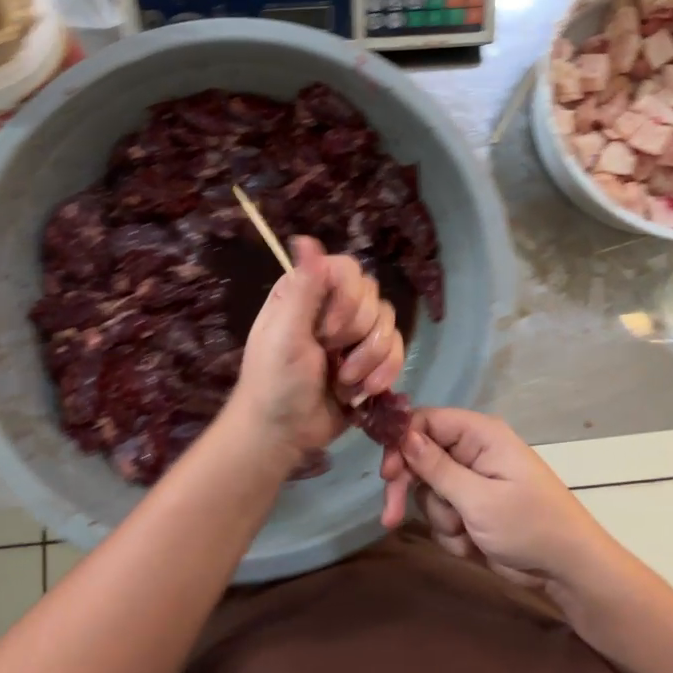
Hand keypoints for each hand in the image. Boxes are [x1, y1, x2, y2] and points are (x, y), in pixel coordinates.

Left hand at [225, 236, 406, 461]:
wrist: (283, 434)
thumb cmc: (275, 382)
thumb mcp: (285, 334)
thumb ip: (302, 287)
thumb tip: (305, 238)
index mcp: (305, 292)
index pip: (348, 270)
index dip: (347, 299)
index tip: (327, 330)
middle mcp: (331, 306)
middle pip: (372, 297)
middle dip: (357, 335)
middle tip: (331, 358)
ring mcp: (354, 334)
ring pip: (389, 324)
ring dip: (370, 359)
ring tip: (344, 382)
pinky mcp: (370, 360)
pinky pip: (397, 350)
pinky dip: (384, 373)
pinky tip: (363, 392)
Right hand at [380, 408, 615, 592]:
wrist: (567, 570)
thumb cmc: (530, 526)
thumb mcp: (479, 499)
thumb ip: (437, 468)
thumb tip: (404, 436)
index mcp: (481, 434)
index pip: (425, 421)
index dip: (401, 443)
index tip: (387, 475)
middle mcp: (474, 450)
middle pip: (419, 456)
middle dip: (411, 489)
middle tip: (392, 517)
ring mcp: (473, 480)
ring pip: (428, 491)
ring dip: (439, 517)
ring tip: (466, 534)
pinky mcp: (472, 508)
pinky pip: (443, 514)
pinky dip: (451, 533)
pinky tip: (473, 545)